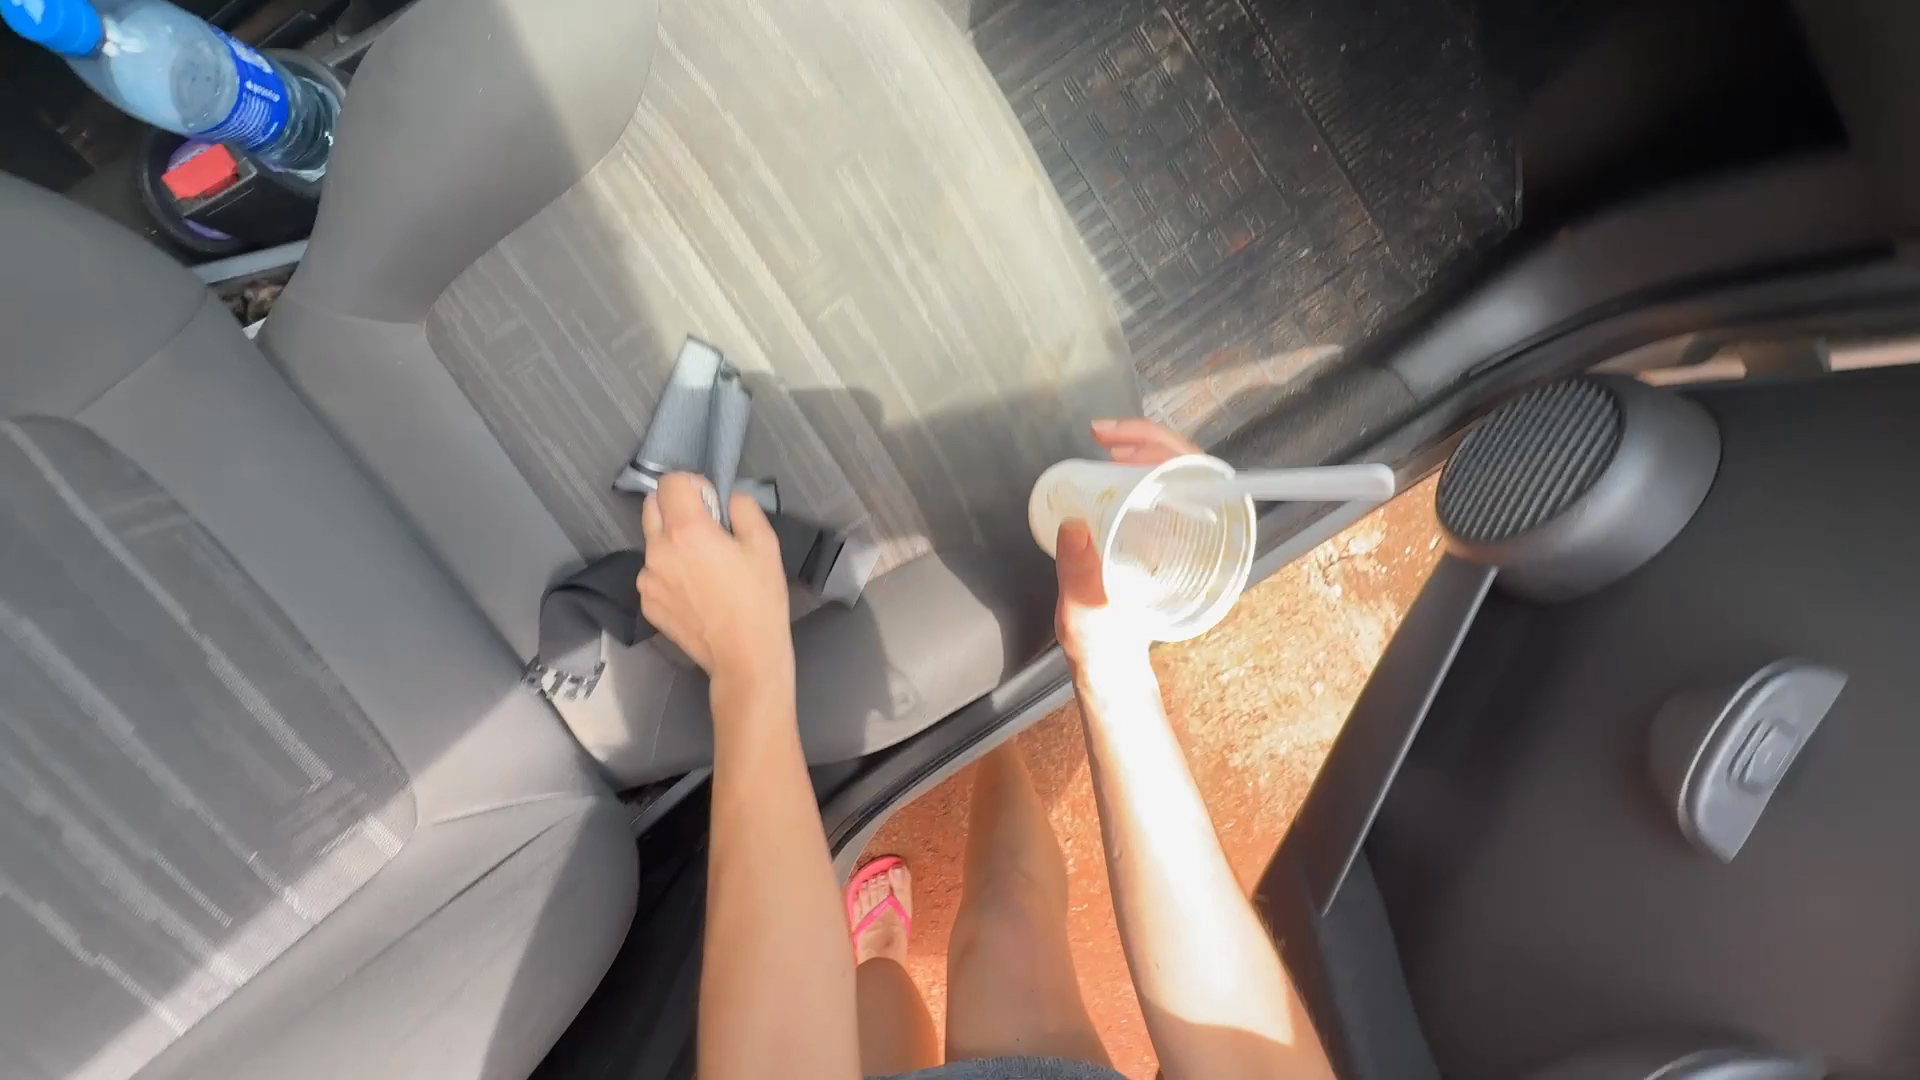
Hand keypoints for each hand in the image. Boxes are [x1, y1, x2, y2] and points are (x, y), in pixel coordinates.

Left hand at [638, 473, 793, 695]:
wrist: (745, 656)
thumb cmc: (759, 599)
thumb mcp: (766, 546)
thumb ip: (745, 509)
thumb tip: (730, 499)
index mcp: (687, 530)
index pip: (670, 482)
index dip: (693, 483)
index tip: (712, 501)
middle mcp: (658, 550)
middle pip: (652, 506)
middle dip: (676, 507)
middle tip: (707, 528)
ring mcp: (647, 579)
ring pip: (653, 542)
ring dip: (672, 542)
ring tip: (704, 567)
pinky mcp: (647, 603)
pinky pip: (654, 573)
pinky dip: (670, 572)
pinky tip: (696, 591)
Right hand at [1055, 417, 1199, 677]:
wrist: (1108, 664)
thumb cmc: (1103, 645)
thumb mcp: (1086, 613)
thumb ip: (1081, 576)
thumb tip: (1075, 524)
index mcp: (1186, 553)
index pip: (1195, 479)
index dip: (1160, 447)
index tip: (1118, 442)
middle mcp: (1187, 540)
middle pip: (1183, 470)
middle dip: (1145, 443)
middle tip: (1103, 439)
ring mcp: (1172, 537)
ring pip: (1171, 478)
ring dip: (1139, 454)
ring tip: (1104, 448)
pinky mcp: (1155, 539)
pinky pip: (1155, 494)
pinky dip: (1133, 474)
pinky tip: (1109, 471)